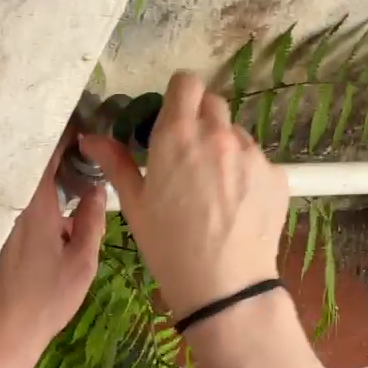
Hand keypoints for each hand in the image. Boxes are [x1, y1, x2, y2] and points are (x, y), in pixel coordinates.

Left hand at [0, 134, 105, 367]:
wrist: (5, 334)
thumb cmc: (46, 300)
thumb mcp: (83, 262)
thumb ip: (92, 220)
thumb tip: (97, 188)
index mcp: (34, 205)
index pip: (44, 154)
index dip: (63, 133)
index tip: (83, 118)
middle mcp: (15, 205)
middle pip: (34, 162)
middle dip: (59, 146)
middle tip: (88, 137)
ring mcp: (7, 218)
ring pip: (30, 181)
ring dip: (52, 169)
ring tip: (83, 161)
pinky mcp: (4, 233)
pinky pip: (26, 198)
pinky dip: (44, 189)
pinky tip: (65, 196)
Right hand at [81, 72, 288, 317]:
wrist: (224, 286)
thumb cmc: (168, 245)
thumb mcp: (135, 204)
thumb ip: (116, 162)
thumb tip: (90, 138)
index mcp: (177, 135)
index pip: (186, 82)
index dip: (179, 95)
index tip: (173, 116)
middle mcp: (218, 134)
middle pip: (213, 103)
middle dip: (200, 120)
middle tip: (189, 156)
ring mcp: (252, 153)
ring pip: (236, 134)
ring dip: (225, 148)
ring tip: (214, 189)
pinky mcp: (277, 174)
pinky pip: (258, 162)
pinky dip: (247, 174)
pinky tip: (236, 206)